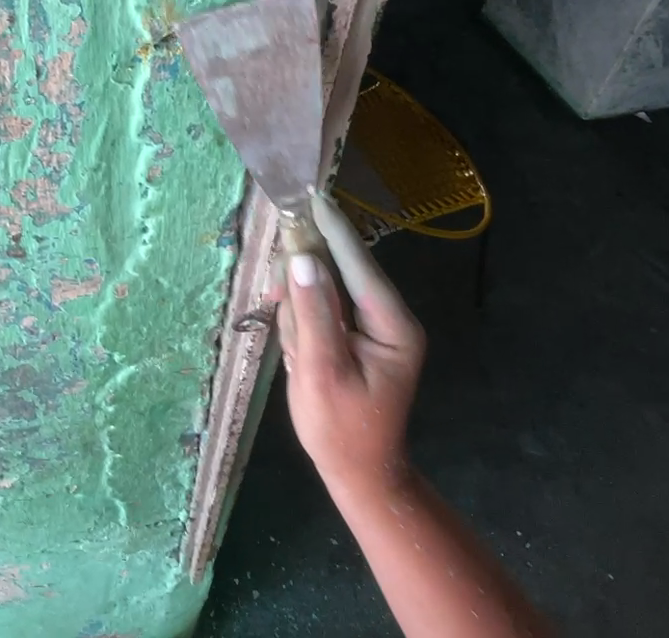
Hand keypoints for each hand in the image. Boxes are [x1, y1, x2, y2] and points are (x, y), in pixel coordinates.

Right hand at [273, 193, 425, 502]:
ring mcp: (370, 324)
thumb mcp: (322, 371)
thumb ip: (312, 311)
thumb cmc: (342, 428)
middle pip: (337, 271)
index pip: (358, 264)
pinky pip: (318, 307)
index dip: (333, 229)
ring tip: (299, 356)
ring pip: (321, 289)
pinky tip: (300, 353)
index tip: (312, 196)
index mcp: (393, 324)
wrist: (358, 471)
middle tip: (276, 298)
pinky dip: (300, 322)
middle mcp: (386, 316)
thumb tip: (301, 258)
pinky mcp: (352, 331)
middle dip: (302, 285)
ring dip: (298, 312)